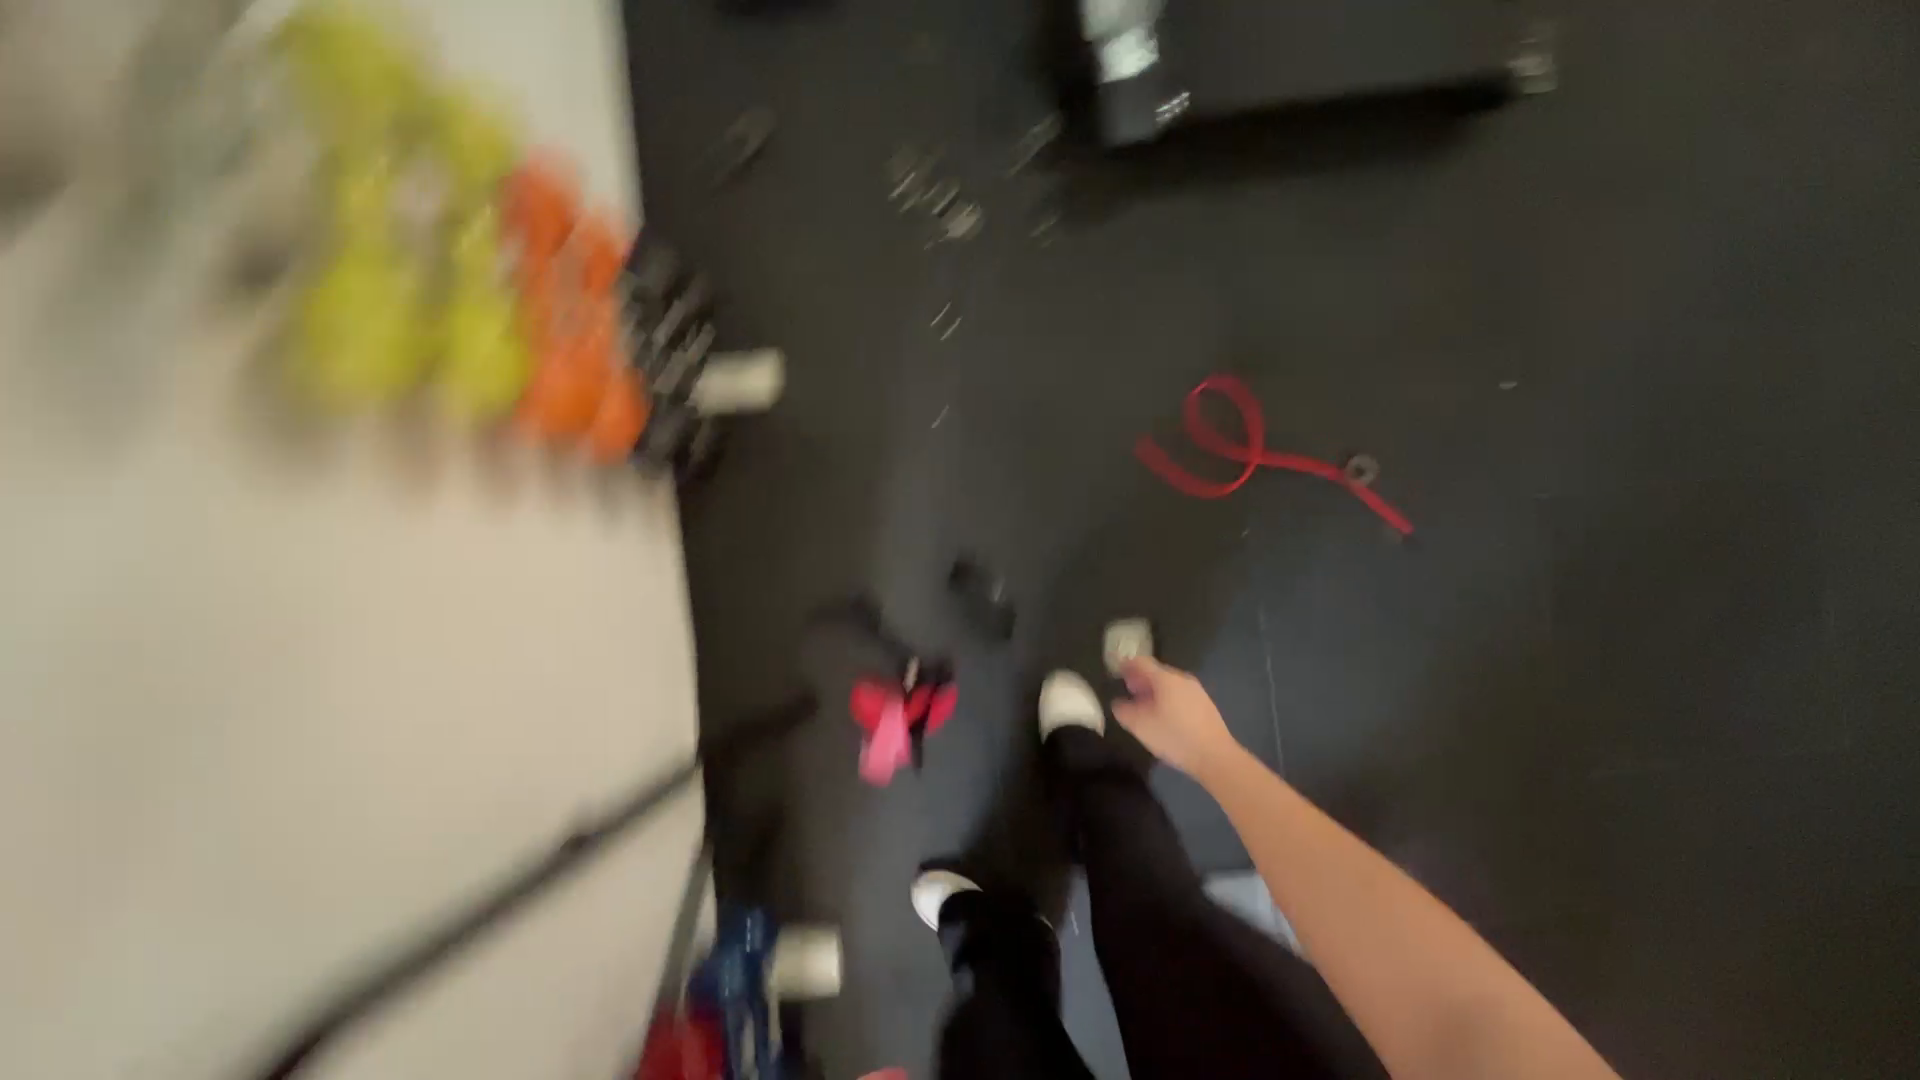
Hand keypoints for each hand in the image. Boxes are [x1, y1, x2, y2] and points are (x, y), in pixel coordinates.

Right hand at [1111, 657, 1242, 779]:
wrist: (1215, 757)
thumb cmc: (1174, 737)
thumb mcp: (1140, 726)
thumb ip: (1123, 710)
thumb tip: (1118, 702)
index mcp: (1165, 679)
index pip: (1141, 662)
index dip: (1126, 665)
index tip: (1116, 672)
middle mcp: (1182, 679)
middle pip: (1156, 672)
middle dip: (1140, 679)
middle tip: (1128, 690)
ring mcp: (1197, 691)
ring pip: (1170, 684)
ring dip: (1154, 690)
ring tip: (1144, 706)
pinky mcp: (1206, 705)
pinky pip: (1181, 695)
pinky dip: (1168, 699)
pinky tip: (1164, 716)